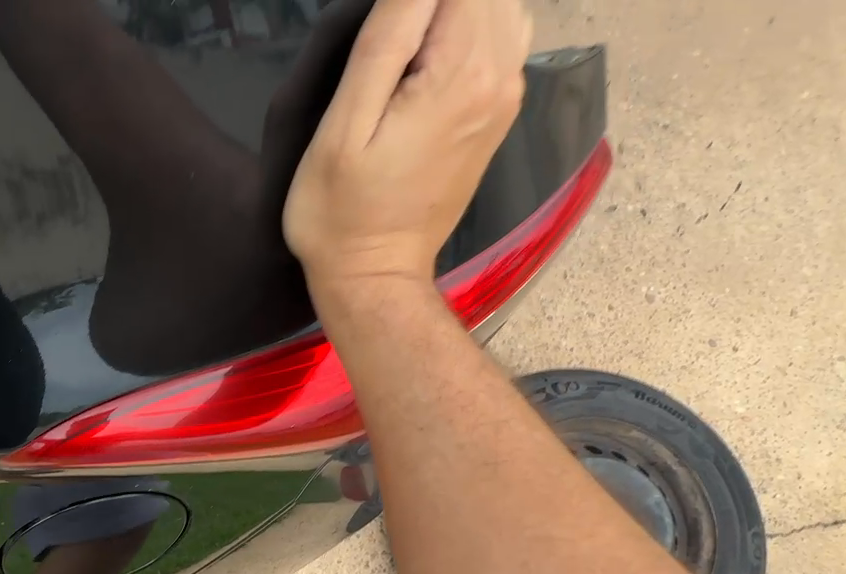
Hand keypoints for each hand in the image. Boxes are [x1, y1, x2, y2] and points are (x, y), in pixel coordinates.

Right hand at [283, 0, 531, 296]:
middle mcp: (499, 72)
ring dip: (452, 11)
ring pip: (499, 8)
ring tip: (402, 41)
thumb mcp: (342, 131)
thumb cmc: (340, 213)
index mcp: (459, 72)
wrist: (374, 275)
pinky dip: (469, 28)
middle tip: (384, 32)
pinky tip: (427, 55)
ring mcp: (505, 94)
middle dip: (429, 3)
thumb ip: (381, 46)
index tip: (377, 25)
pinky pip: (502, 39)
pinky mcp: (497, 113)